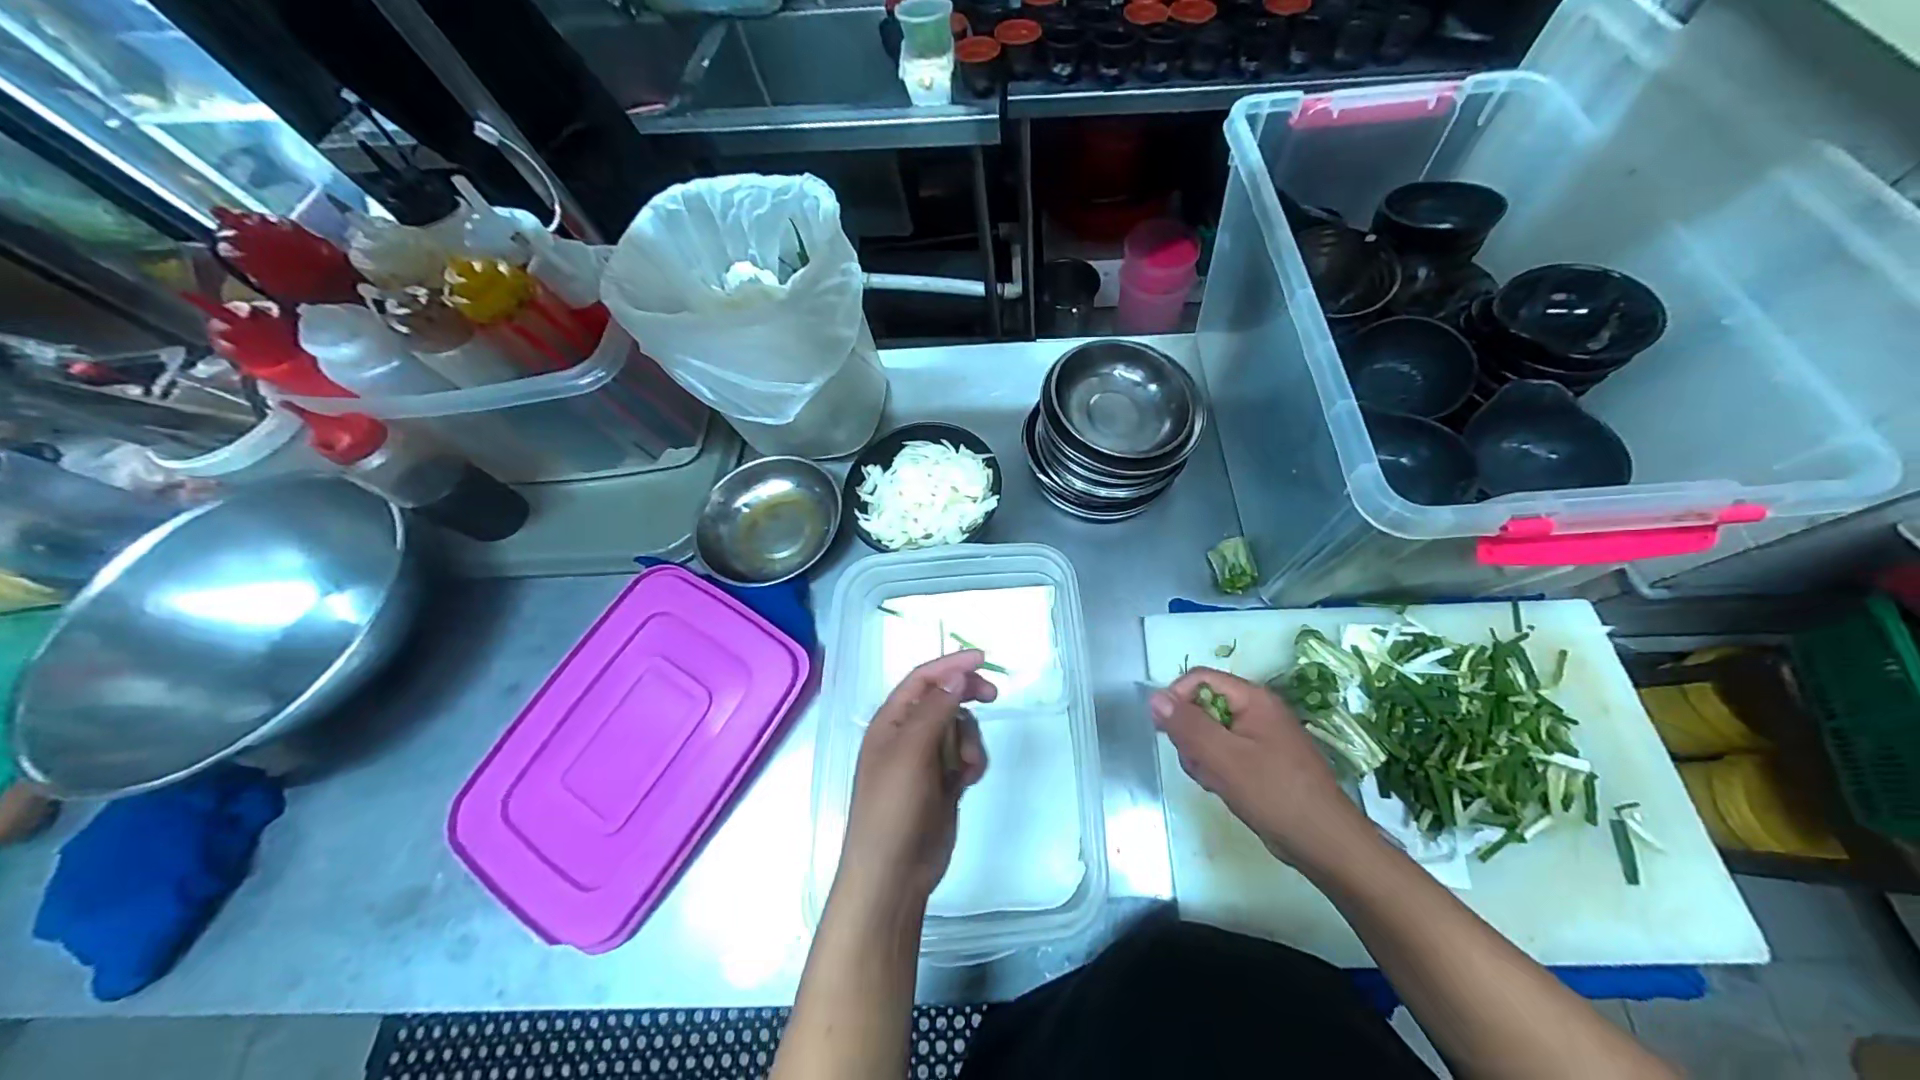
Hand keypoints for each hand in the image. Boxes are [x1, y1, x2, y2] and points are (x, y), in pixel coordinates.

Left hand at [838, 651, 993, 907]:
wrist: (894, 872)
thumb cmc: (893, 808)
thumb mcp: (911, 753)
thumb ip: (935, 710)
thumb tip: (956, 675)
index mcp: (890, 722)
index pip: (923, 679)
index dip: (951, 665)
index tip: (983, 659)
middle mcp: (907, 736)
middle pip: (944, 699)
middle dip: (967, 697)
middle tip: (994, 696)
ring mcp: (925, 760)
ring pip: (959, 729)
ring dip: (970, 740)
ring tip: (967, 766)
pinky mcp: (943, 782)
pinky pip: (965, 756)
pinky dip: (972, 762)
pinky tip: (969, 780)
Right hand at [1151, 667, 1374, 870]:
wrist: (1326, 843)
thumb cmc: (1275, 795)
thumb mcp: (1224, 758)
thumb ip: (1188, 725)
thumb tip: (1155, 698)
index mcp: (1254, 699)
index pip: (1198, 679)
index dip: (1176, 700)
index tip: (1165, 731)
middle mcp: (1258, 710)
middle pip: (1202, 706)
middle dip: (1191, 735)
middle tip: (1200, 763)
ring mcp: (1261, 736)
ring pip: (1209, 733)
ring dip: (1202, 756)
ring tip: (1216, 781)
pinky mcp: (1262, 760)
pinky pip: (1224, 753)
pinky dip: (1217, 769)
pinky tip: (1224, 789)